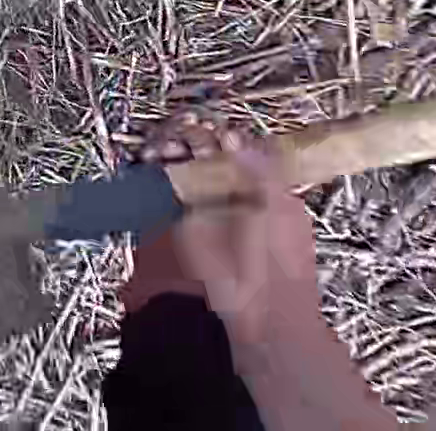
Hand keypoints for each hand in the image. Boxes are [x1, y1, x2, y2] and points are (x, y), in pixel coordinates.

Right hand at [152, 131, 320, 342]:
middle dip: (193, 134)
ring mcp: (204, 199)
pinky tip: (154, 157)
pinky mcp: (181, 213)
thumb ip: (259, 168)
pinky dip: (156, 165)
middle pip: (204, 146)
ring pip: (182, 158)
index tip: (209, 126)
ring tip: (169, 146)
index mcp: (260, 182)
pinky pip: (165, 180)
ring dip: (172, 146)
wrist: (260, 308)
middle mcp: (230, 185)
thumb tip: (231, 135)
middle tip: (185, 132)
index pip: (234, 143)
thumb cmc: (281, 261)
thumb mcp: (281, 208)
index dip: (220, 132)